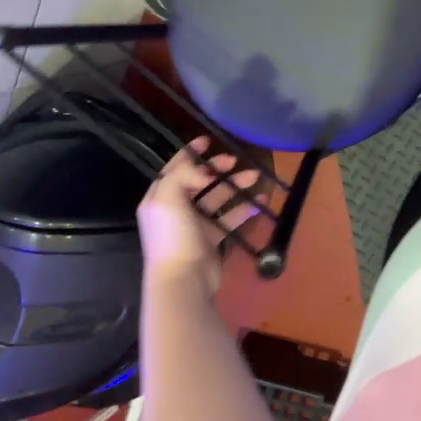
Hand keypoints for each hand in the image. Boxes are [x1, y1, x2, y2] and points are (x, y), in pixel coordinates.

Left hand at [137, 137, 261, 293]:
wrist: (183, 280)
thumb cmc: (173, 235)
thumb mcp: (168, 198)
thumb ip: (183, 175)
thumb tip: (205, 171)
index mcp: (160, 198)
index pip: (174, 168)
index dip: (189, 152)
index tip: (208, 140)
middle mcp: (175, 209)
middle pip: (199, 180)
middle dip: (218, 168)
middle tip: (234, 161)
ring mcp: (194, 225)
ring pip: (217, 197)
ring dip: (236, 185)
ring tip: (255, 178)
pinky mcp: (210, 239)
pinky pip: (230, 217)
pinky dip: (244, 209)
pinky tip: (260, 202)